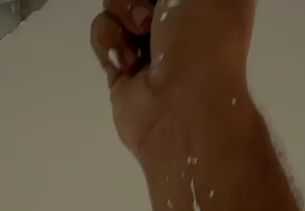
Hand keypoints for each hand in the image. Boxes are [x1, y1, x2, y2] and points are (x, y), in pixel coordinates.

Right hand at [89, 0, 256, 162]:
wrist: (181, 106)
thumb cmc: (203, 38)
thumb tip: (151, 6)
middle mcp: (178, 12)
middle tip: (154, 11)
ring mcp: (147, 38)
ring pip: (115, 0)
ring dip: (124, 12)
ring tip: (144, 38)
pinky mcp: (119, 65)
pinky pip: (101, 33)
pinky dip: (110, 42)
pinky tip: (128, 61)